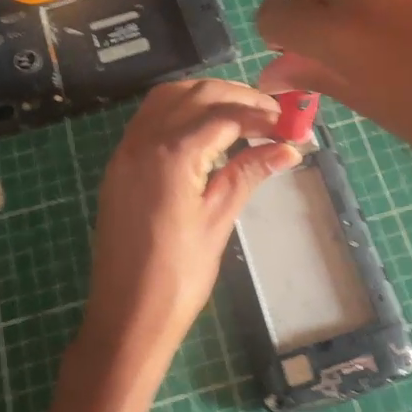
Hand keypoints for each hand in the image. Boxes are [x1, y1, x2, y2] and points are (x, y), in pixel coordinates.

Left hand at [84, 80, 301, 352]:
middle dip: (236, 97)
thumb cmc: (177, 278)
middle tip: (273, 114)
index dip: (262, 114)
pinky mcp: (120, 162)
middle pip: (195, 95)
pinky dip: (180, 110)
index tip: (292, 124)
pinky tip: (205, 128)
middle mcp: (144, 140)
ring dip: (205, 96)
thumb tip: (288, 148)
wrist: (126, 316)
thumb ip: (248, 174)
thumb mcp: (218, 221)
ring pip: (168, 98)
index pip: (224, 114)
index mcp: (172, 154)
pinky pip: (150, 117)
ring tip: (243, 114)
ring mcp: (127, 149)